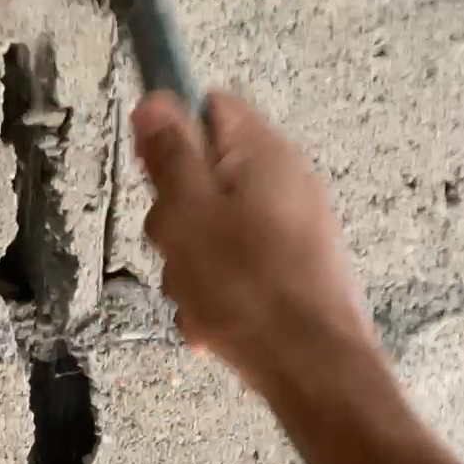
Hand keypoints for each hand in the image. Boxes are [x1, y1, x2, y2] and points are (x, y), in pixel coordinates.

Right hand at [133, 90, 380, 400]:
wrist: (310, 365)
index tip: (152, 182)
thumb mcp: (188, 215)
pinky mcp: (290, 266)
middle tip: (175, 250)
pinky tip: (212, 320)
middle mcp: (283, 180)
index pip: (207, 107)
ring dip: (188, 263)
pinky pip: (234, 265)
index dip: (170, 137)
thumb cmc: (244, 285)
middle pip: (203, 176)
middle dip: (173, 216)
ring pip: (211, 229)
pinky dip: (214, 289)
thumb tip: (154, 99)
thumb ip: (169, 157)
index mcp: (262, 153)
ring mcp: (290, 226)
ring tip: (196, 296)